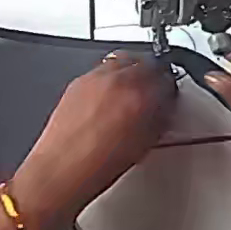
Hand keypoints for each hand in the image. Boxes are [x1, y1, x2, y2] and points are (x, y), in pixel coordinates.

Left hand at [11, 52, 176, 229]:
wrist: (62, 169)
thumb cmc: (97, 165)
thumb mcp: (143, 145)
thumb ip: (157, 119)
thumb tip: (160, 110)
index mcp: (139, 97)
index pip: (164, 79)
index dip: (168, 88)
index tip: (167, 94)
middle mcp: (118, 81)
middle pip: (145, 63)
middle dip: (152, 74)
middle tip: (153, 87)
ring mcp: (97, 78)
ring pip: (123, 59)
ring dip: (132, 69)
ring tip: (132, 86)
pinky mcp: (79, 80)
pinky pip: (102, 68)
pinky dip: (110, 75)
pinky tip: (110, 93)